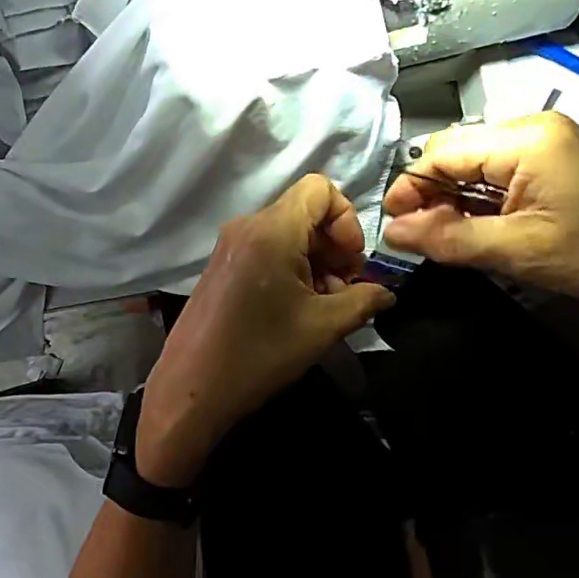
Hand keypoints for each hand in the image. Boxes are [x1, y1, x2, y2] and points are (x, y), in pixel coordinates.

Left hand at [137, 174, 396, 487]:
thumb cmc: (260, 354)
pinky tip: (296, 308)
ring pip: (288, 233)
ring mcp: (230, 245)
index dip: (346, 219)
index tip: (351, 262)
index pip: (320, 188)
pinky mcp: (222, 265)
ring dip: (315, 261)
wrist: (192, 389)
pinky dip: (291, 268)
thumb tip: (386, 292)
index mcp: (272, 230)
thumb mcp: (323, 327)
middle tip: (345, 290)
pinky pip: (267, 249)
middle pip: (306, 212)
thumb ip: (364, 300)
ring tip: (323, 306)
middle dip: (334, 246)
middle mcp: (248, 226)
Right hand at [382, 113, 578, 315]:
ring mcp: (552, 144)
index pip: (442, 153)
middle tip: (424, 241)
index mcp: (525, 139)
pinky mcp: (563, 163)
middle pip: (459, 154)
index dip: (410, 189)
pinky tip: (484, 231)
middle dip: (433, 196)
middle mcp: (534, 130)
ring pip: (480, 166)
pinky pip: (506, 175)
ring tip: (452, 241)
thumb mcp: (522, 251)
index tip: (393, 229)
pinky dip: (487, 202)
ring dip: (459, 202)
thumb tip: (393, 233)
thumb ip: (451, 238)